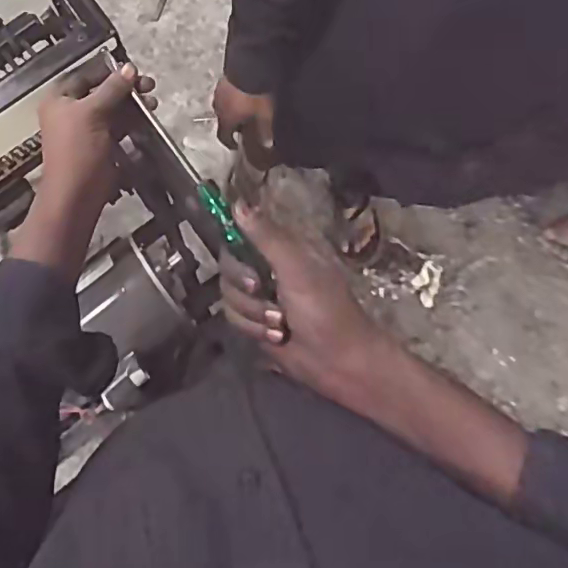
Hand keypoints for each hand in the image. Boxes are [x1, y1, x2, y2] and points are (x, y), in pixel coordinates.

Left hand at [10, 63, 155, 275]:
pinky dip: (131, 121)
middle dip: (125, 89)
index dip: (108, 71)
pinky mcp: (100, 144)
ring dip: (132, 104)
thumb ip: (111, 89)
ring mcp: (86, 129)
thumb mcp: (92, 113)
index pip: (85, 75)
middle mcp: (70, 111)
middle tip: (148, 86)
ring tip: (152, 103)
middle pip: (101, 92)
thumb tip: (129, 68)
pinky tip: (147, 118)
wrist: (76, 195)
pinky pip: (117, 126)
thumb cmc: (77, 150)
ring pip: (112, 109)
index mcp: (59, 99)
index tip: (132, 69)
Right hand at [212, 78, 275, 168]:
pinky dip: (233, 96)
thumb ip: (265, 132)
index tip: (236, 145)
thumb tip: (267, 145)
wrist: (250, 66)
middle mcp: (218, 107)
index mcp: (226, 119)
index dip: (229, 143)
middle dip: (232, 124)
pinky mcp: (223, 78)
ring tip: (244, 106)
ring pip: (223, 105)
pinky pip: (226, 92)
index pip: (223, 136)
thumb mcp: (265, 116)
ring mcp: (219, 91)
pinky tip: (243, 92)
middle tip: (244, 124)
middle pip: (223, 120)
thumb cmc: (256, 95)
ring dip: (232, 108)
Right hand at [220, 200, 388, 399]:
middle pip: (227, 265)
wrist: (341, 364)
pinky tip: (276, 337)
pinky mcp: (254, 323)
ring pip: (227, 294)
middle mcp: (265, 268)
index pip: (239, 233)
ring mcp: (259, 297)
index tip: (241, 259)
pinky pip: (232, 318)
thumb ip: (266, 237)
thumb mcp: (296, 268)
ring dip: (252, 312)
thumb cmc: (325, 310)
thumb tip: (237, 203)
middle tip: (261, 290)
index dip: (233, 246)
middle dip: (242, 284)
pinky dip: (253, 329)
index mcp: (279, 249)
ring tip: (279, 323)